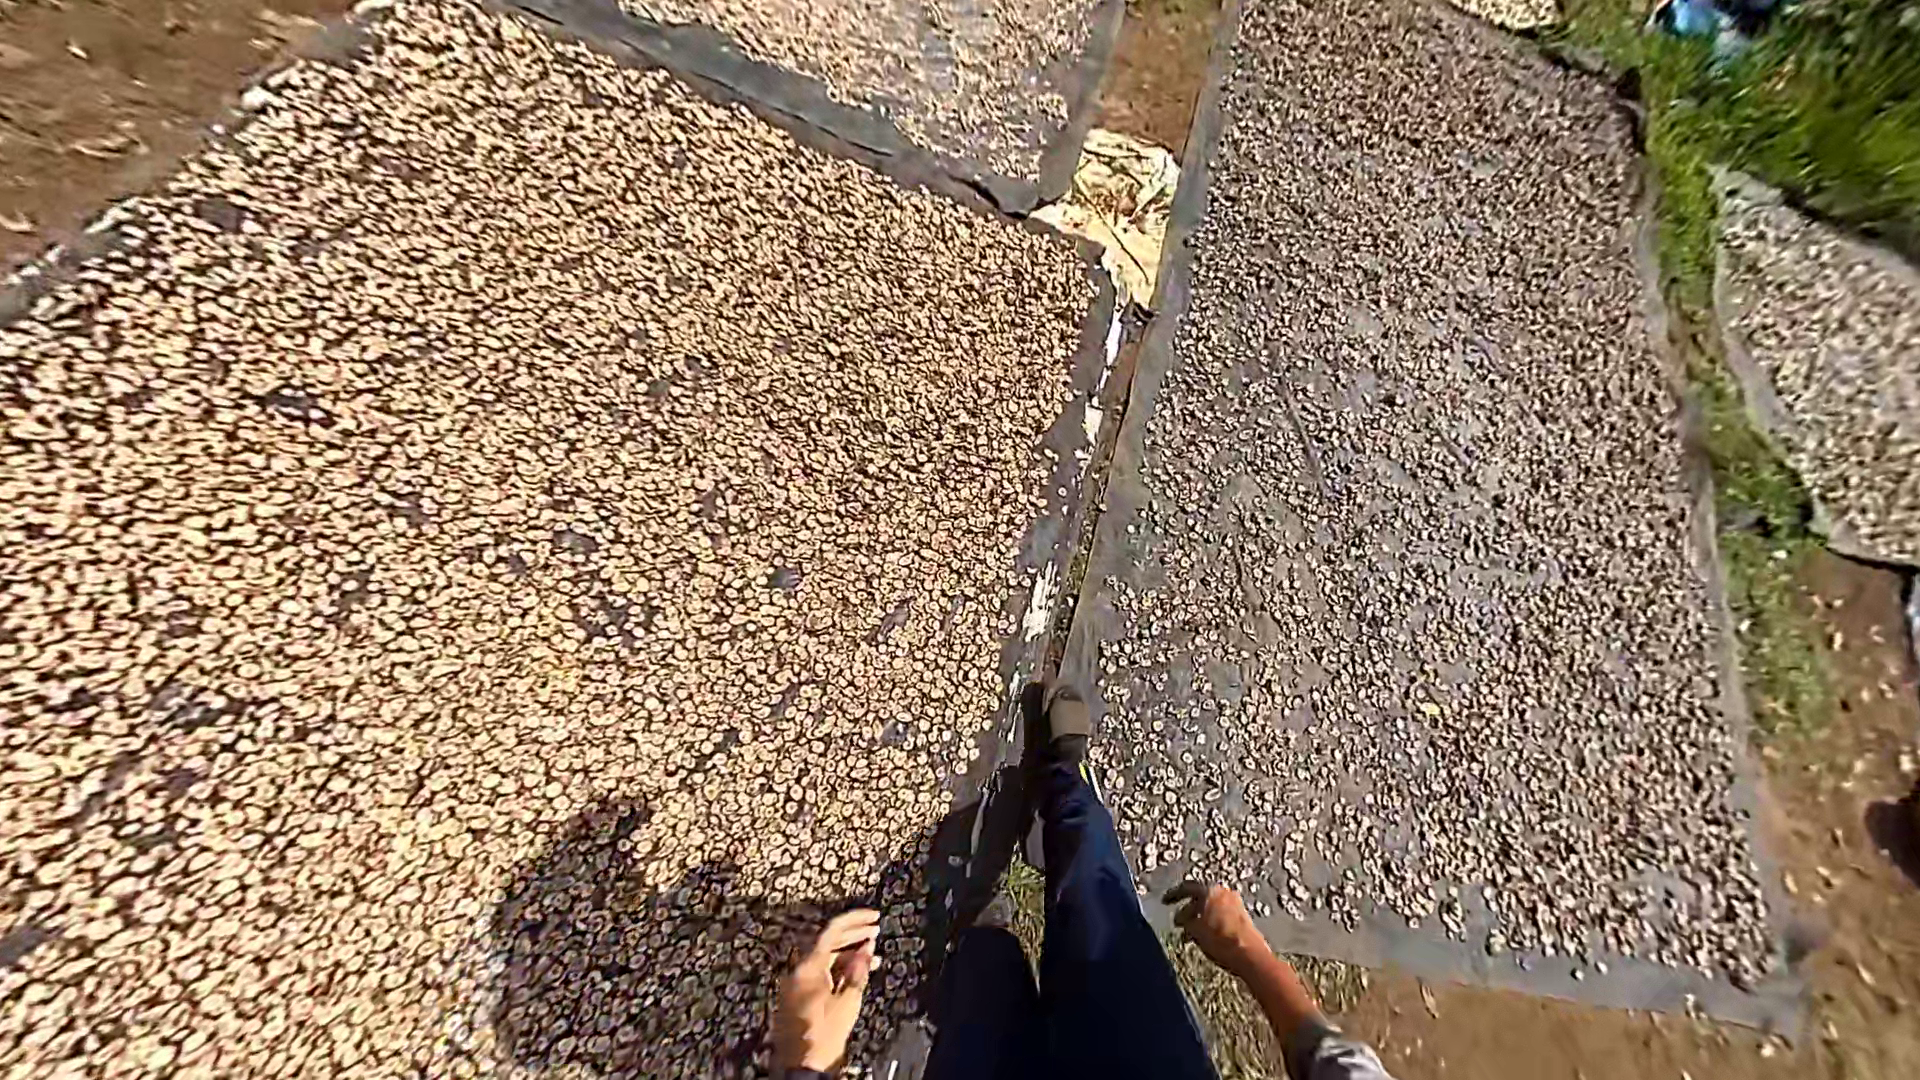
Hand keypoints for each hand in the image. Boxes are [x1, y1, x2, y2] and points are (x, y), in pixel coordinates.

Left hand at [773, 908, 879, 1073]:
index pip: (833, 929)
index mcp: (808, 966)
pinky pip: (820, 972)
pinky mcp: (798, 996)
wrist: (802, 1071)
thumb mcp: (848, 1002)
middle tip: (875, 931)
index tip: (873, 916)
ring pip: (826, 958)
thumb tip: (868, 945)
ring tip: (872, 955)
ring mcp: (797, 983)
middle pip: (829, 941)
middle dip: (854, 935)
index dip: (856, 919)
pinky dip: (838, 970)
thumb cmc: (823, 1038)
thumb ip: (859, 969)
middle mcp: (799, 969)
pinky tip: (855, 973)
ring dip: (849, 953)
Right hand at [1164, 882, 1272, 979]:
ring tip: (1193, 933)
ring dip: (1201, 918)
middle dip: (1188, 909)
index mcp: (1209, 890)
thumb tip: (1182, 920)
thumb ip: (1185, 921)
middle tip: (1180, 922)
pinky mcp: (1244, 917)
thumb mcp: (1195, 931)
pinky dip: (1213, 922)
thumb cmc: (1221, 941)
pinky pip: (1222, 915)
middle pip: (1200, 897)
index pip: (1186, 888)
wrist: (1252, 958)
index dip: (1173, 895)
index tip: (1165, 901)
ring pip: (1212, 907)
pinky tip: (1208, 936)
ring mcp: (1236, 904)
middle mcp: (1223, 892)